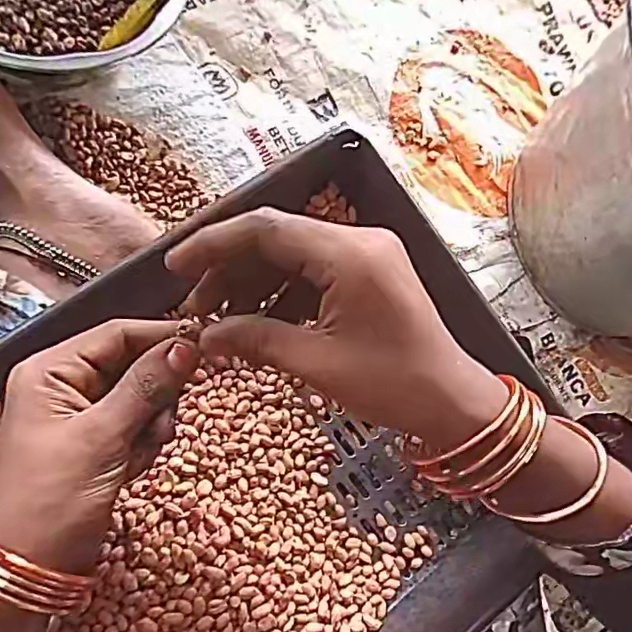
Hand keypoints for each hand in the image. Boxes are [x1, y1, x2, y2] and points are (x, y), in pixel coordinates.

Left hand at [0, 319, 198, 573]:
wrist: (29, 569)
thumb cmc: (51, 502)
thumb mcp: (101, 438)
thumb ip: (146, 387)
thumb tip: (185, 346)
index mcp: (50, 371)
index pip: (116, 334)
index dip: (161, 338)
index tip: (204, 346)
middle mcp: (64, 386)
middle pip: (134, 367)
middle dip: (154, 398)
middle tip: (157, 427)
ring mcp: (81, 417)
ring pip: (142, 400)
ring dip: (150, 428)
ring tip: (133, 457)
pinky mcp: (95, 443)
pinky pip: (137, 428)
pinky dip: (141, 447)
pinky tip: (127, 471)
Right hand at [165, 209, 507, 447]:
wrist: (453, 402)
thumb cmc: (394, 385)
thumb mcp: (317, 364)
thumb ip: (256, 340)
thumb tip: (207, 336)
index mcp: (350, 254)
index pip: (266, 229)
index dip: (214, 243)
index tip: (178, 264)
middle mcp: (361, 241)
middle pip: (277, 239)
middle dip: (230, 271)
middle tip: (197, 307)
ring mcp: (369, 256)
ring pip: (293, 257)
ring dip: (254, 286)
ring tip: (222, 322)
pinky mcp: (371, 275)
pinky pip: (314, 274)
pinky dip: (282, 296)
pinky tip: (258, 323)